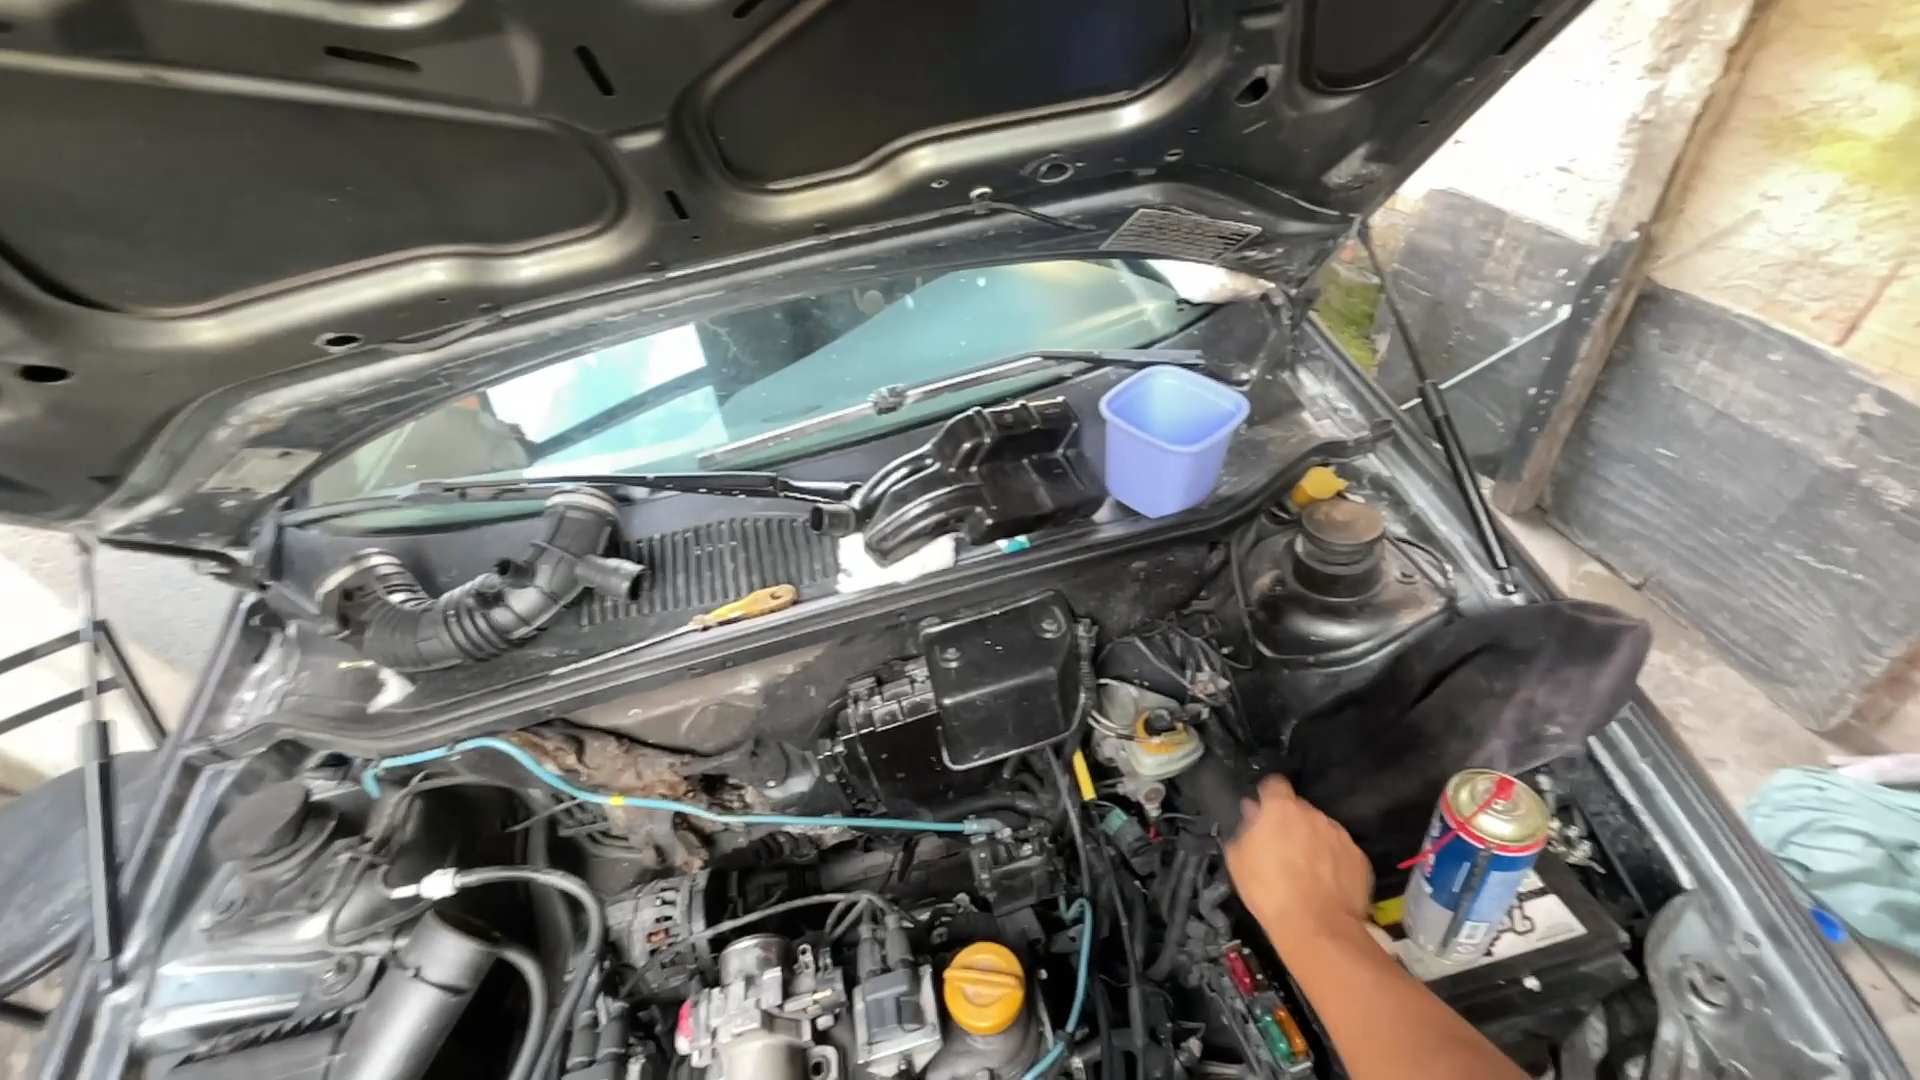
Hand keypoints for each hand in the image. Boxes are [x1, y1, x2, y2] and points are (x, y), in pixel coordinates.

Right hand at [1224, 776, 1374, 947]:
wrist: (1316, 927)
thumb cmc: (1268, 890)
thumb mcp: (1239, 858)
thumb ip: (1245, 828)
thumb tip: (1252, 812)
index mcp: (1281, 809)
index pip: (1275, 784)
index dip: (1268, 795)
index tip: (1264, 810)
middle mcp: (1313, 815)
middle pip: (1299, 809)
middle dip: (1291, 822)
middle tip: (1282, 846)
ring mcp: (1340, 836)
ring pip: (1322, 829)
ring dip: (1313, 840)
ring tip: (1307, 868)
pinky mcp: (1360, 859)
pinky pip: (1341, 851)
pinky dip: (1334, 860)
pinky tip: (1326, 882)